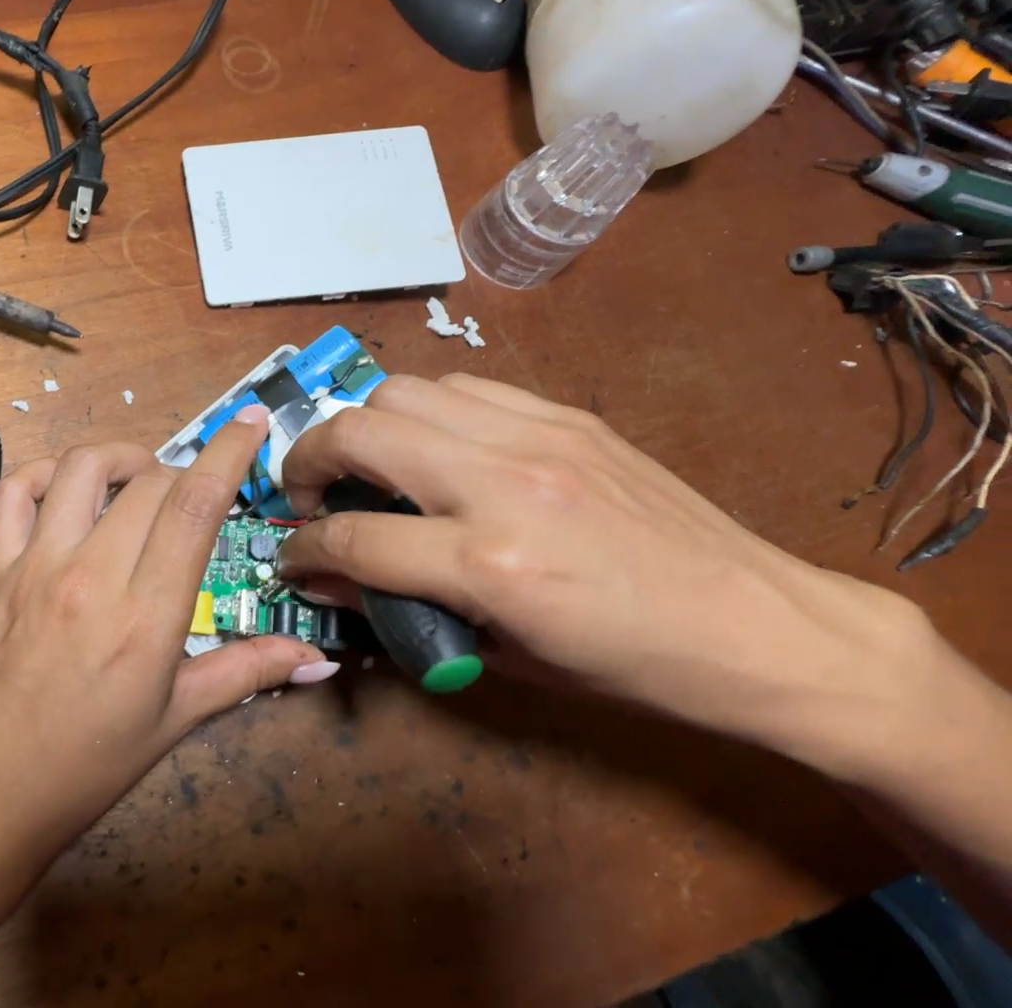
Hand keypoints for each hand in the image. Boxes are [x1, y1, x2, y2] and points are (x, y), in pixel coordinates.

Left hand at [0, 405, 335, 865]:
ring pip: (80, 470)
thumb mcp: (177, 720)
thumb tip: (316, 658)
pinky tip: (66, 491)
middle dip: (183, 472)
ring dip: (119, 459)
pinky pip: (13, 497)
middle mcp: (90, 577)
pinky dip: (43, 475)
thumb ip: (245, 673)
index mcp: (145, 616)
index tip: (250, 422)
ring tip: (138, 480)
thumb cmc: (92, 763)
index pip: (195, 506)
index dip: (228, 454)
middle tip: (192, 498)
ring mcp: (36, 568)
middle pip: (148, 482)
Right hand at [274, 373, 952, 776]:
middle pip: (358, 432)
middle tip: (311, 494)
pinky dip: (425, 413)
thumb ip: (402, 608)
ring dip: (365, 427)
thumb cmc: (629, 666)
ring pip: (401, 391)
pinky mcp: (567, 417)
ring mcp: (538, 437)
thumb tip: (327, 580)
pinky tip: (436, 449)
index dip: (303, 548)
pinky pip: (463, 388)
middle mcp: (503, 483)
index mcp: (489, 563)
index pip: (353, 537)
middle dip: (308, 460)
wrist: (763, 627)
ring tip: (371, 466)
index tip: (290, 556)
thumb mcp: (502, 656)